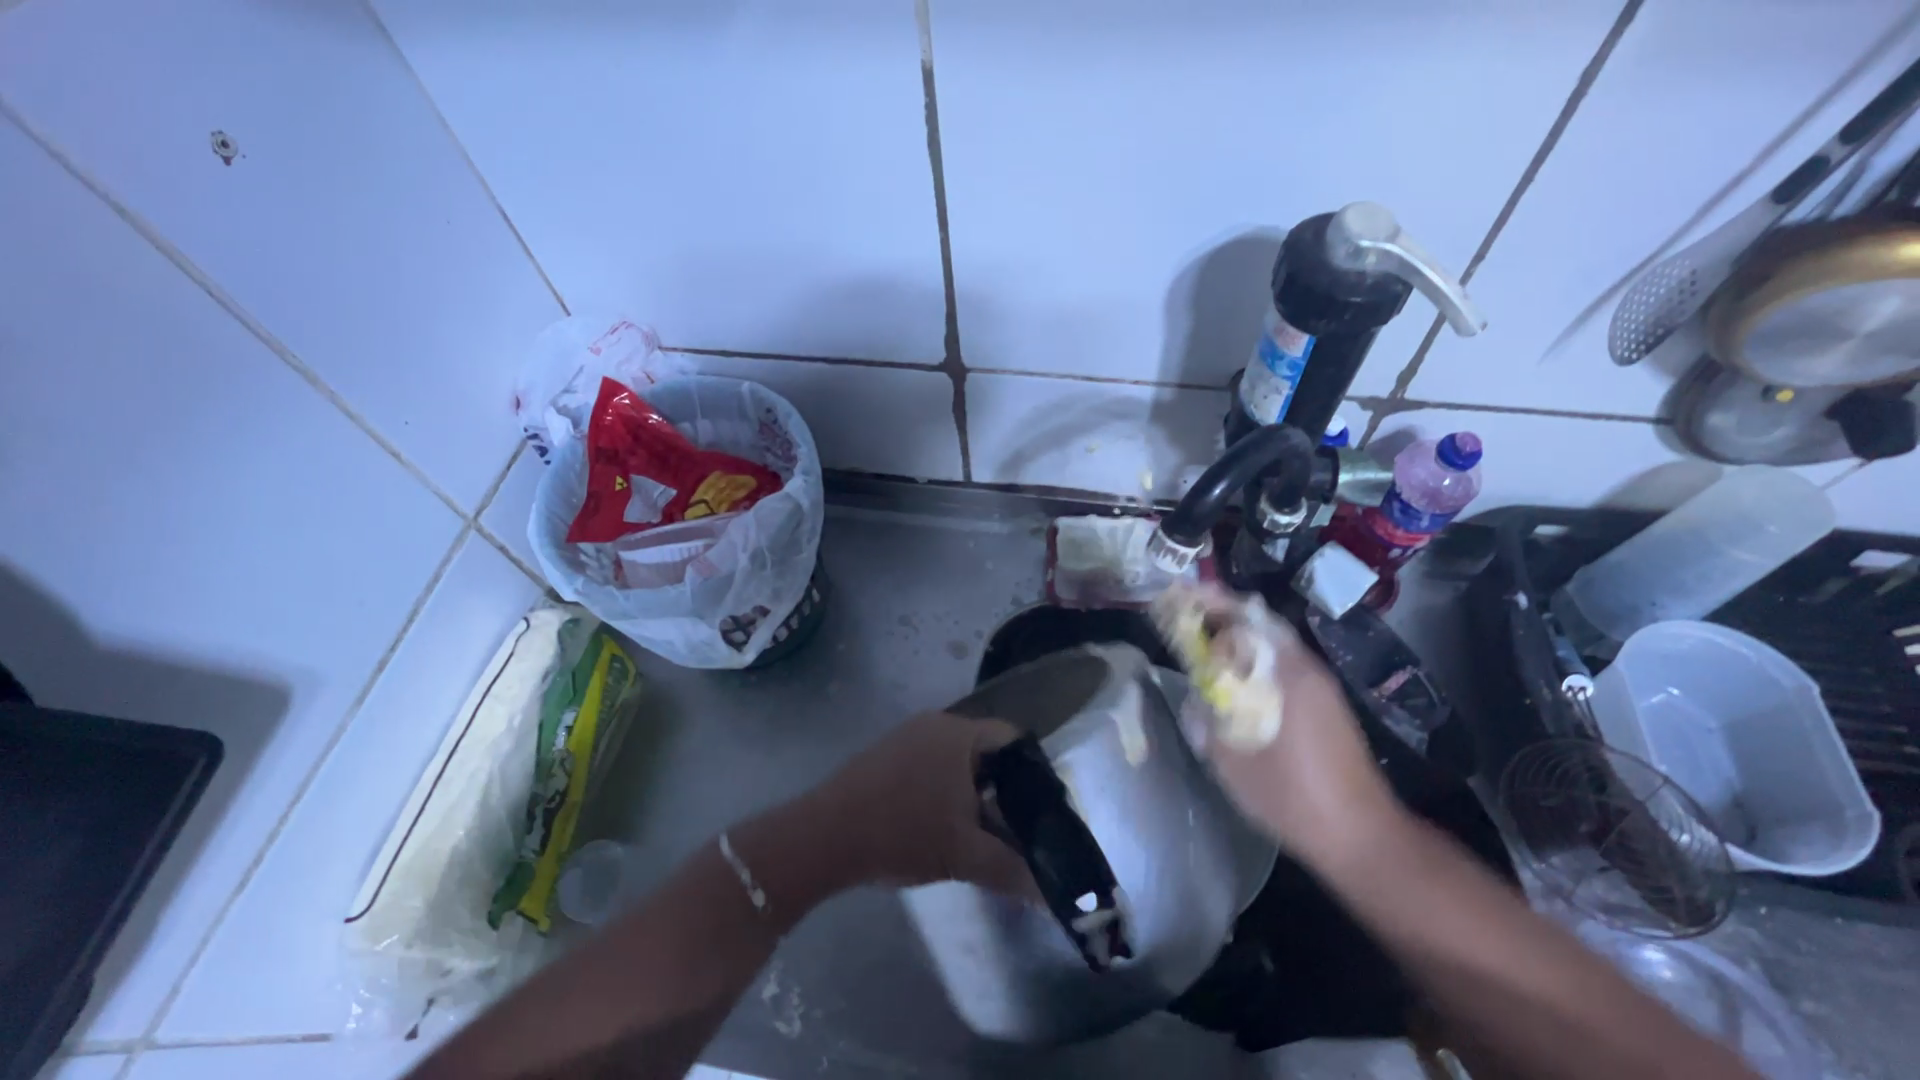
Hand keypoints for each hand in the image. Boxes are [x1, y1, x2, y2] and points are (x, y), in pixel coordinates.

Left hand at [804, 711, 1035, 896]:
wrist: (821, 839)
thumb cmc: (901, 834)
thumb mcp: (964, 856)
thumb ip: (1013, 871)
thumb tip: (1051, 895)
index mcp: (959, 733)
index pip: (1015, 741)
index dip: (1038, 775)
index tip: (1046, 812)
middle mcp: (934, 725)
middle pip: (987, 752)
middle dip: (1005, 790)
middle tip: (1020, 828)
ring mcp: (905, 739)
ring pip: (957, 763)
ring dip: (973, 795)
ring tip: (985, 835)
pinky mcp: (884, 758)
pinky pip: (930, 768)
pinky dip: (945, 793)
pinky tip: (945, 828)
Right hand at [1188, 616, 1404, 868]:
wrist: (1360, 835)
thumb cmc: (1293, 797)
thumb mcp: (1232, 763)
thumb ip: (1207, 725)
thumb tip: (1196, 704)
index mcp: (1287, 674)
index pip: (1248, 618)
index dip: (1213, 602)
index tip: (1183, 594)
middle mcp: (1309, 670)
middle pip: (1264, 626)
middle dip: (1226, 617)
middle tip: (1191, 618)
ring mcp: (1323, 689)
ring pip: (1276, 647)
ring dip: (1242, 641)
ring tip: (1207, 648)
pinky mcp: (1329, 709)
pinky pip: (1286, 668)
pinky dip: (1258, 664)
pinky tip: (1240, 686)